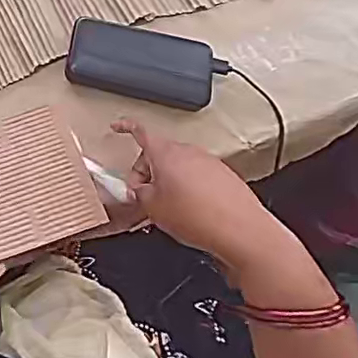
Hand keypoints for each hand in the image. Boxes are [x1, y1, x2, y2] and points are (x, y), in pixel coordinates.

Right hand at [112, 119, 295, 273]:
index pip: (140, 131)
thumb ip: (139, 193)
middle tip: (144, 196)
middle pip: (158, 154)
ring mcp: (207, 161)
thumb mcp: (153, 207)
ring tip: (170, 209)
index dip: (125, 127)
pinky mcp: (223, 175)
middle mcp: (187, 151)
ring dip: (168, 182)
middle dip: (146, 173)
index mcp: (165, 153)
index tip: (118, 127)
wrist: (240, 230)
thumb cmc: (200, 217)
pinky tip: (191, 211)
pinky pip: (197, 176)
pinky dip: (189, 188)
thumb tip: (139, 190)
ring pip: (178, 166)